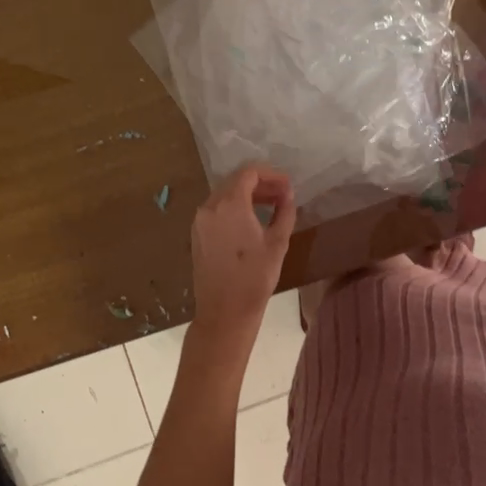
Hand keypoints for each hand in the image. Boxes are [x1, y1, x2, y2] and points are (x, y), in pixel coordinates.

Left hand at [190, 165, 296, 342]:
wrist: (225, 312)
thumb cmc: (255, 278)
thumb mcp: (278, 242)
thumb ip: (284, 212)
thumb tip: (287, 196)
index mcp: (230, 205)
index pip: (249, 173)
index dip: (271, 175)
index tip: (287, 186)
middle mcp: (210, 207)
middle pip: (235, 181)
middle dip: (260, 184)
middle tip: (282, 195)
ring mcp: (200, 221)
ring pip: (224, 195)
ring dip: (247, 195)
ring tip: (270, 207)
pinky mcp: (197, 235)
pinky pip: (216, 210)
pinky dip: (234, 208)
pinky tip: (251, 221)